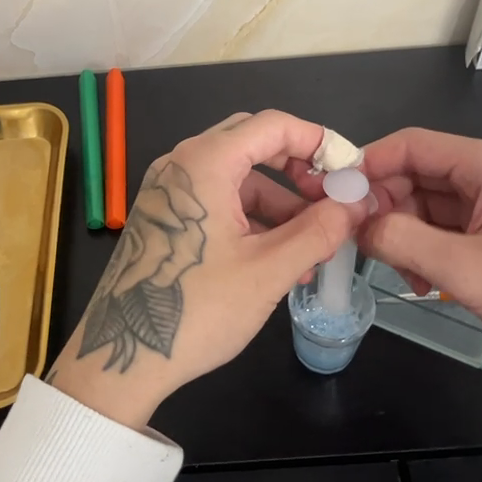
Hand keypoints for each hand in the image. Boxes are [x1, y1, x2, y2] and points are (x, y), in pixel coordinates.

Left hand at [48, 111, 370, 428]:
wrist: (123, 357)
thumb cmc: (197, 309)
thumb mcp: (269, 270)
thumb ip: (319, 231)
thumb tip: (357, 203)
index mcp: (204, 162)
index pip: (273, 125)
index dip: (319, 141)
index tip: (351, 171)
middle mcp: (182, 165)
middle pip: (254, 145)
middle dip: (299, 171)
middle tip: (333, 202)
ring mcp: (169, 192)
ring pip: (238, 179)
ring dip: (280, 205)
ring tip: (314, 249)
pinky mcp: (165, 220)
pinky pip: (219, 203)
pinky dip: (253, 222)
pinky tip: (281, 260)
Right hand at [358, 128, 481, 364]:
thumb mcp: (468, 269)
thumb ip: (402, 241)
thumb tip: (355, 225)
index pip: (411, 145)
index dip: (368, 165)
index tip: (335, 198)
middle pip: (414, 175)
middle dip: (384, 207)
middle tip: (362, 246)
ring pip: (425, 205)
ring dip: (403, 235)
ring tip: (400, 273)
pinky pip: (444, 229)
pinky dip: (424, 249)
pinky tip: (421, 280)